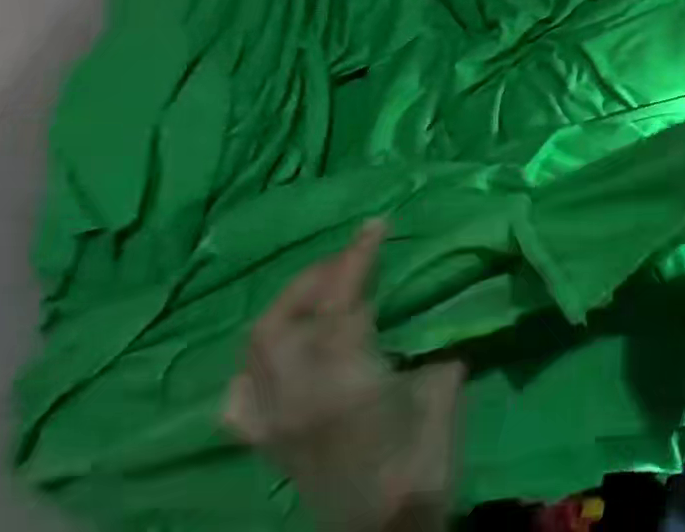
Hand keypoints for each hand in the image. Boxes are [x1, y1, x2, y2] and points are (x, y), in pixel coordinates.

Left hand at [225, 220, 463, 531]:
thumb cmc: (426, 461)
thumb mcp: (443, 388)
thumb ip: (434, 339)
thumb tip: (436, 300)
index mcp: (344, 383)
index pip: (340, 301)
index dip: (358, 257)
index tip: (377, 223)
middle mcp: (295, 397)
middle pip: (284, 318)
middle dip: (317, 275)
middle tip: (353, 255)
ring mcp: (271, 421)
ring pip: (258, 345)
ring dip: (289, 306)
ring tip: (322, 290)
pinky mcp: (264, 441)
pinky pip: (241, 389)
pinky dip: (259, 359)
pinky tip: (284, 351)